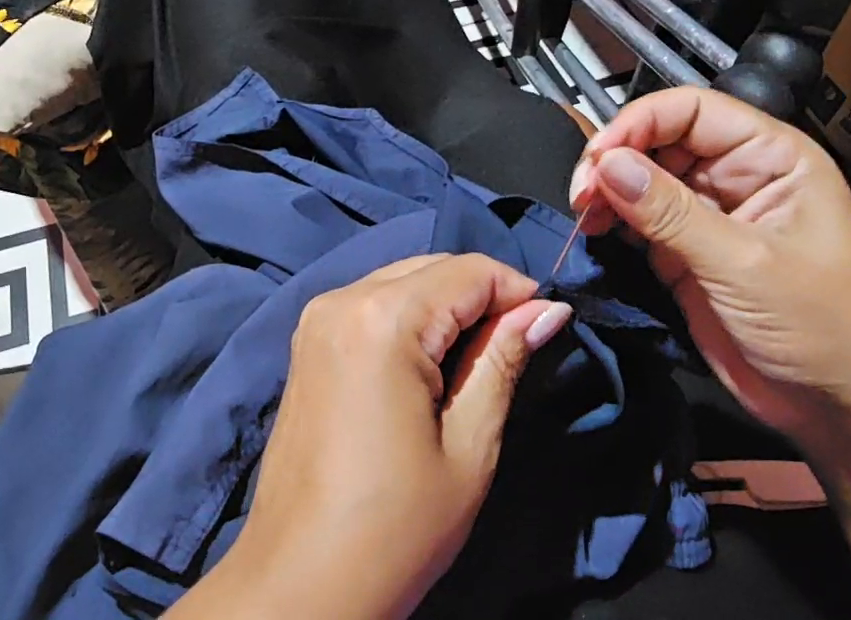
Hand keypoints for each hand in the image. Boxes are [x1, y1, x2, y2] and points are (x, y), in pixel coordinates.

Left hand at [175, 253, 571, 619]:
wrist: (301, 583)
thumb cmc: (396, 526)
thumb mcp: (468, 445)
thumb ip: (504, 361)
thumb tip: (549, 310)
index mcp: (382, 319)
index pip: (468, 272)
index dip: (517, 292)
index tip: (546, 329)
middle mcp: (341, 300)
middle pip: (431, 268)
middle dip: (481, 296)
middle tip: (515, 350)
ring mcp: (316, 320)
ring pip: (402, 281)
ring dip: (446, 306)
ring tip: (475, 364)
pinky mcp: (306, 343)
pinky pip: (372, 304)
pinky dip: (410, 318)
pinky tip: (430, 365)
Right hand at [568, 87, 850, 462]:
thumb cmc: (825, 327)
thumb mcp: (747, 264)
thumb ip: (671, 212)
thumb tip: (605, 162)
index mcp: (771, 158)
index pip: (691, 111)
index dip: (639, 124)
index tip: (597, 159)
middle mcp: (737, 178)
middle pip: (660, 142)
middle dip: (616, 161)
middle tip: (581, 197)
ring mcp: (711, 219)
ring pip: (644, 183)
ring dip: (609, 194)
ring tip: (585, 218)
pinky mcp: (689, 258)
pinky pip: (641, 225)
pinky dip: (614, 226)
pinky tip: (596, 235)